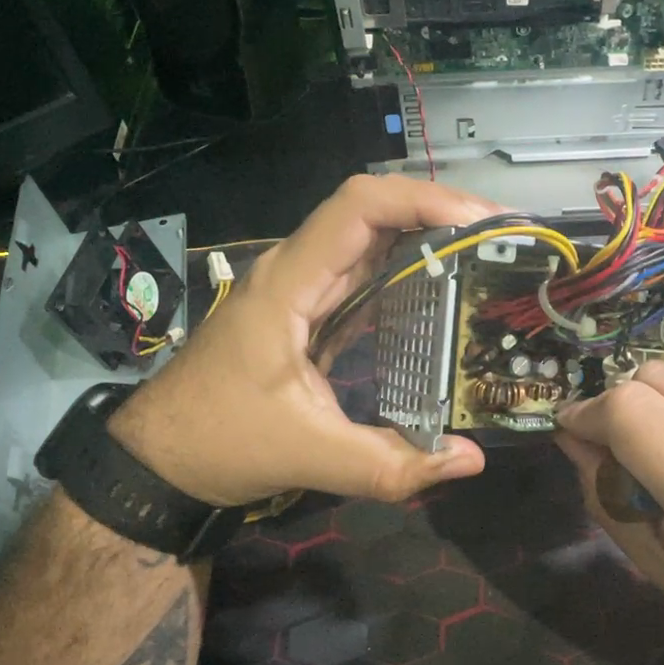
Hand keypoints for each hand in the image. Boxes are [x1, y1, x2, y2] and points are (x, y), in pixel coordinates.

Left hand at [108, 175, 492, 506]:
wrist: (161, 458)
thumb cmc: (219, 443)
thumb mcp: (308, 456)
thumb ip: (390, 464)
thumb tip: (472, 459)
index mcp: (289, 285)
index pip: (358, 208)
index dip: (422, 200)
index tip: (480, 222)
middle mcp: (297, 271)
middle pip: (371, 210)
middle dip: (439, 211)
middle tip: (502, 237)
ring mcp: (301, 288)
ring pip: (370, 236)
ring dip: (427, 233)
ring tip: (488, 252)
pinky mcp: (309, 309)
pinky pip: (365, 270)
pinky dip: (409, 267)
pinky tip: (446, 288)